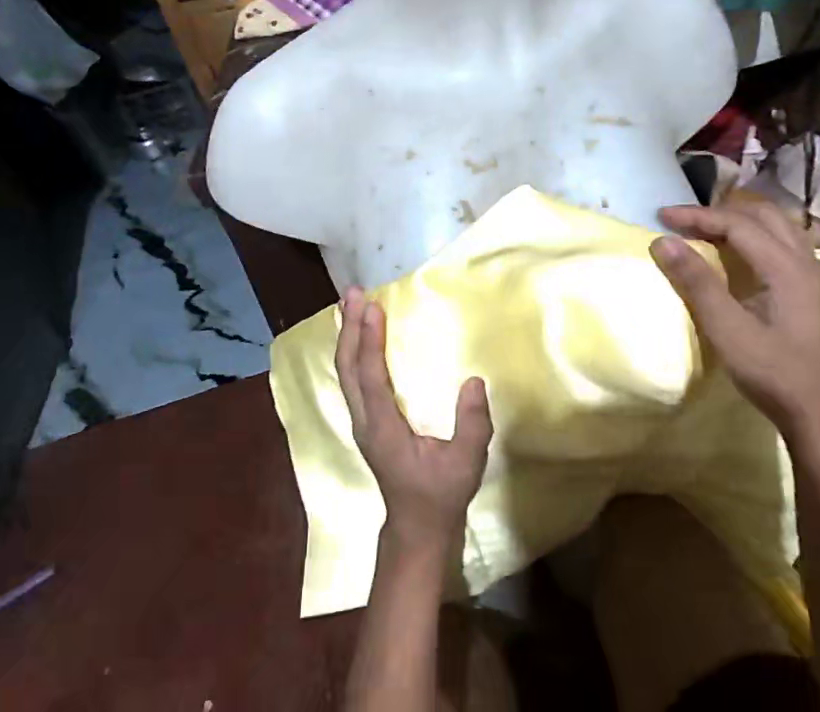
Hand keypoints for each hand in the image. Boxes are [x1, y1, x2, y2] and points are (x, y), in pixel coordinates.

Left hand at [336, 287, 493, 548]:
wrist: (417, 526)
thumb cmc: (441, 493)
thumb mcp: (465, 462)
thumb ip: (471, 424)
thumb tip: (473, 381)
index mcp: (383, 428)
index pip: (371, 377)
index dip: (369, 341)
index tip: (373, 307)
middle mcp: (364, 421)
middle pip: (348, 369)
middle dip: (350, 329)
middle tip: (353, 293)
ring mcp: (362, 423)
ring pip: (346, 374)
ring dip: (348, 338)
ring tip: (351, 306)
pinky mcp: (367, 423)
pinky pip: (353, 381)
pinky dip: (354, 353)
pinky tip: (359, 339)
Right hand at [649, 197, 819, 430]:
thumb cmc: (776, 376)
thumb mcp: (728, 332)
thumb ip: (697, 284)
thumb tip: (662, 241)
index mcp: (788, 267)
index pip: (738, 224)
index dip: (698, 216)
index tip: (661, 216)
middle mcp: (806, 262)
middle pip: (763, 215)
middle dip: (721, 212)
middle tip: (684, 222)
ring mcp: (815, 278)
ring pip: (779, 228)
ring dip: (742, 221)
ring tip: (708, 232)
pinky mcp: (815, 294)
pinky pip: (786, 245)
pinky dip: (757, 237)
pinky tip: (742, 258)